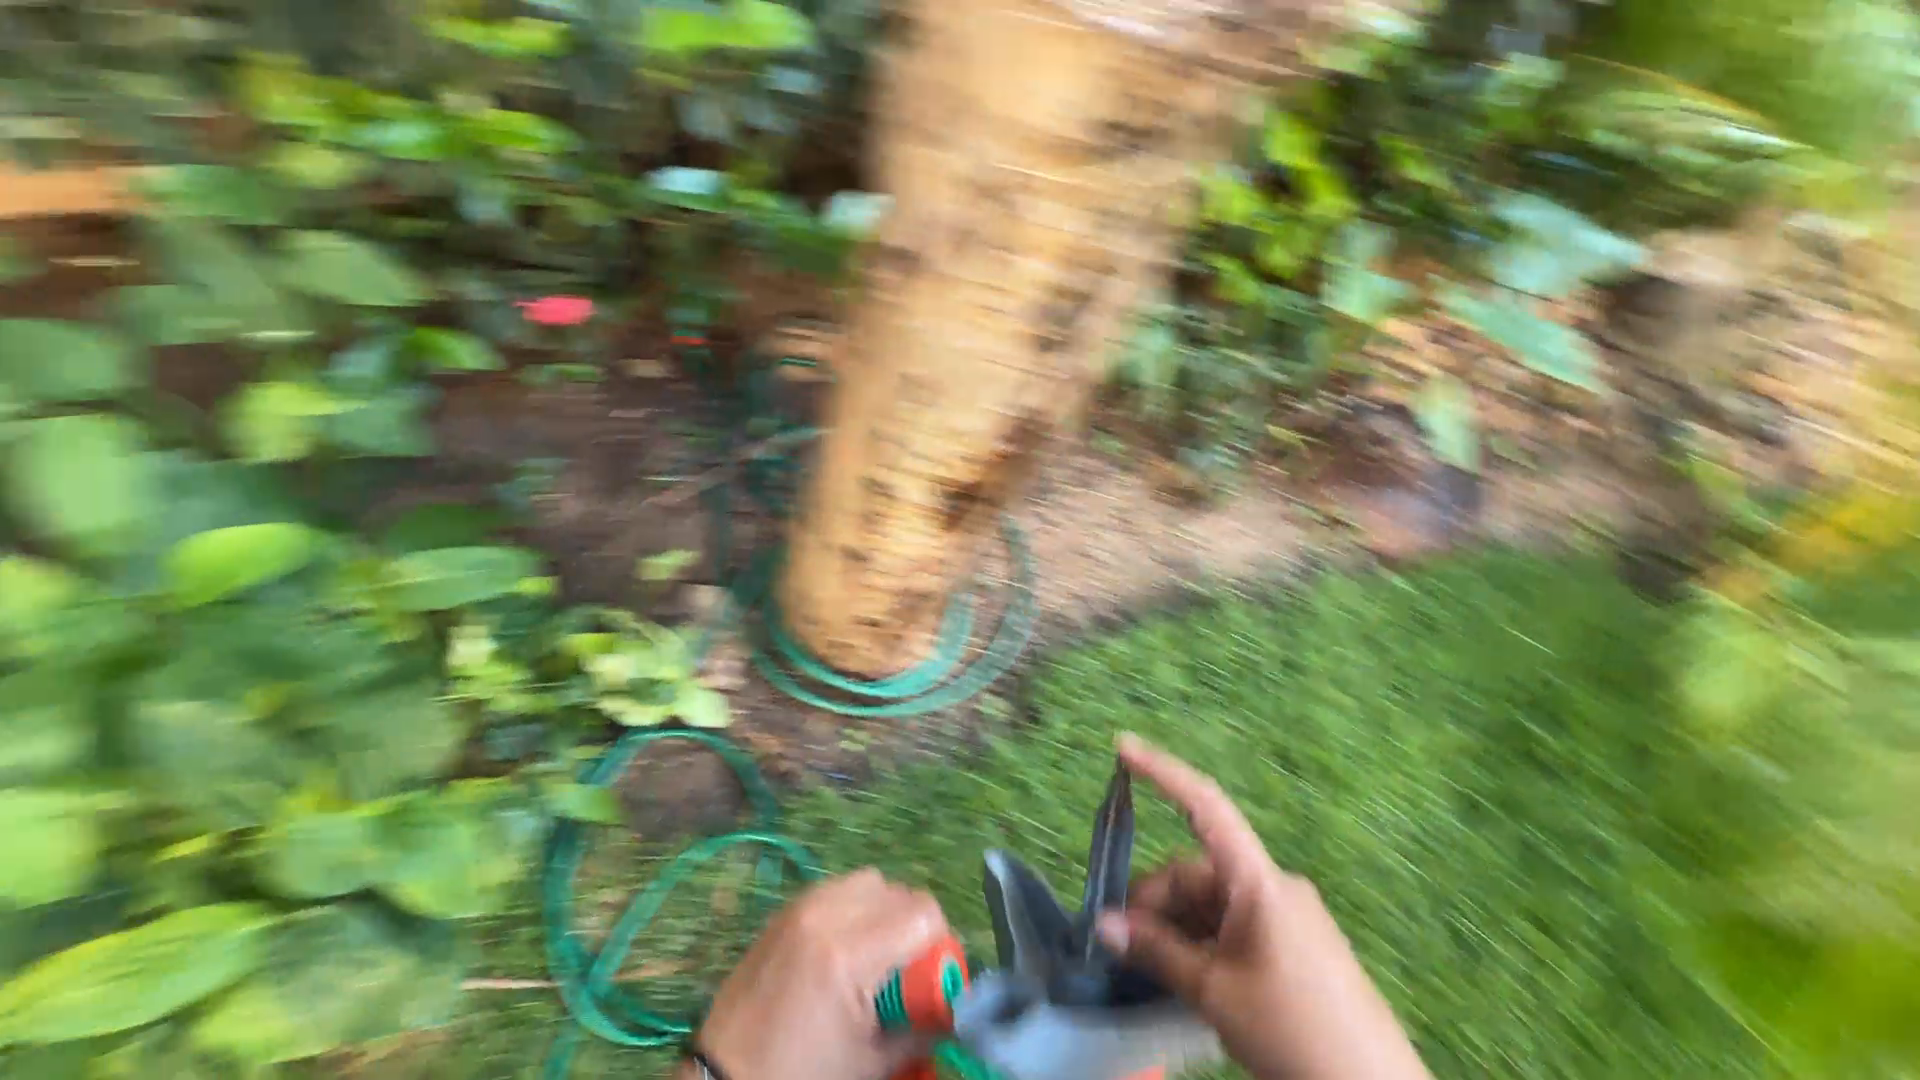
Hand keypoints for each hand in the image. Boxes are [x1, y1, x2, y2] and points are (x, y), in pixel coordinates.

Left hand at [693, 868, 948, 1079]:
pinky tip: (842, 949)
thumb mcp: (872, 1062)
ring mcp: (800, 907)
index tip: (929, 977)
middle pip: (897, 891)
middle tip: (903, 971)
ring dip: (882, 911)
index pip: (922, 911)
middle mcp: (825, 914)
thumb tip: (958, 1006)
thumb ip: (923, 1026)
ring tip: (872, 957)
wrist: (726, 1076)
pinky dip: (851, 908)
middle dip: (911, 926)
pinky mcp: (783, 910)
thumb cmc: (803, 1074)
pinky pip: (835, 889)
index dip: (938, 942)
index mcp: (848, 953)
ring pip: (867, 881)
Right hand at [1096, 735, 1431, 1079]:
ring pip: (1211, 905)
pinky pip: (1233, 928)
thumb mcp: (1213, 991)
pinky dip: (1201, 945)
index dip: (1162, 773)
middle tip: (1122, 948)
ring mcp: (1286, 917)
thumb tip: (1104, 926)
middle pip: (1196, 872)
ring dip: (1176, 930)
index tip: (1122, 748)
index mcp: (1258, 881)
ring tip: (1153, 975)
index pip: (1205, 807)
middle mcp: (1273, 887)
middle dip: (1155, 903)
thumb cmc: (1292, 1029)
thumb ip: (1156, 952)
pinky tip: (1186, 981)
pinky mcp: (1294, 946)